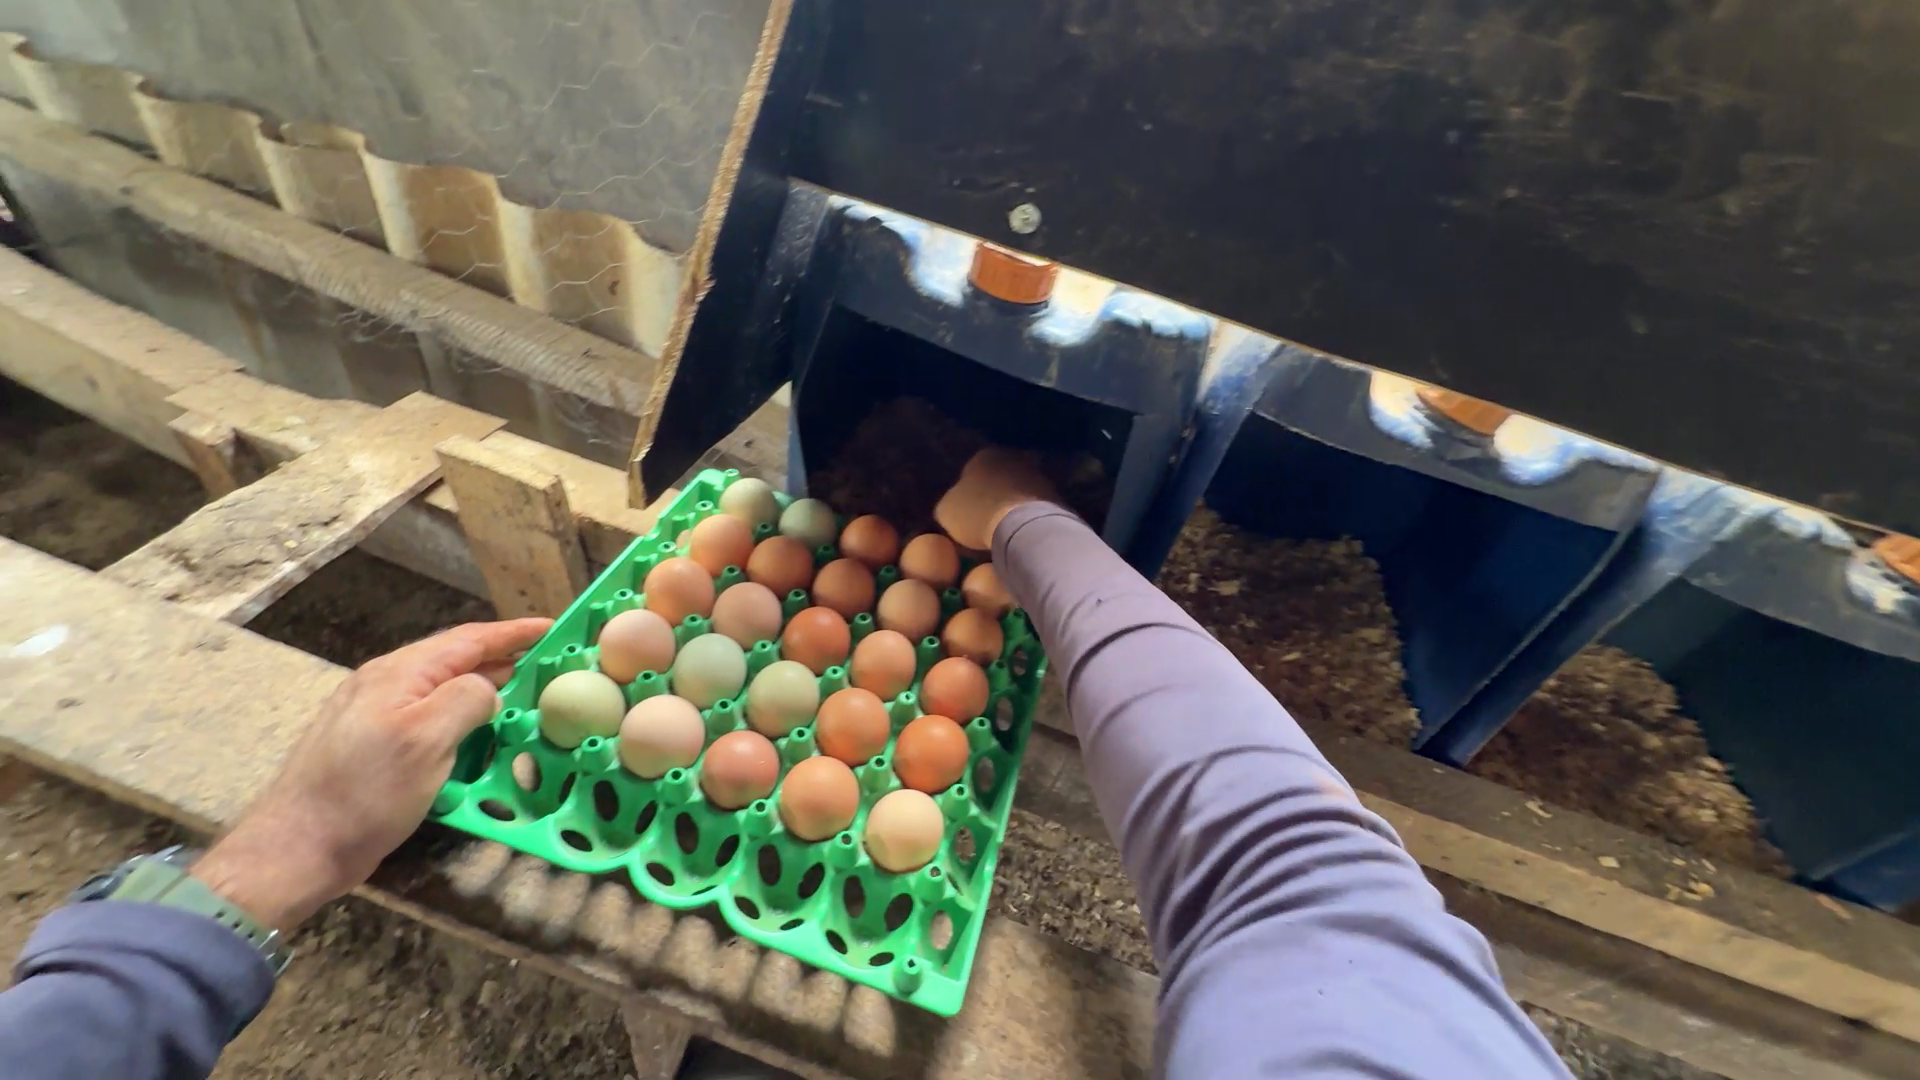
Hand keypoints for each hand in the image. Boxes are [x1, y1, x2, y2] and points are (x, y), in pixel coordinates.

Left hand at [192, 618, 550, 929]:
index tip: (553, 628)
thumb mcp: (427, 739)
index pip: (469, 640)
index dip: (514, 632)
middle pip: (457, 659)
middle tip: (548, 663)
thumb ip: (467, 699)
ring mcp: (377, 715)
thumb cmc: (365, 793)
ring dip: (487, 686)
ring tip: (525, 694)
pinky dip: (466, 714)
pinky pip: (433, 715)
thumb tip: (491, 687)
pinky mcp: (376, 745)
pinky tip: (482, 730)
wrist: (294, 853)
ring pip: (445, 687)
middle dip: (504, 657)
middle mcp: (386, 684)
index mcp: (399, 674)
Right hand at [935, 447, 1057, 550]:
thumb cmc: (977, 513)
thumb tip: (954, 507)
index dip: (966, 494)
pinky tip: (1021, 534)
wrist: (1023, 526)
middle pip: (998, 479)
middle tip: (984, 522)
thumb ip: (949, 504)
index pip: (970, 471)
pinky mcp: (1056, 496)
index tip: (965, 515)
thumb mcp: (946, 511)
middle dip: (992, 496)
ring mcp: (1038, 475)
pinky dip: (1028, 518)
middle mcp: (1013, 457)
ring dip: (1013, 506)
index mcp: (984, 455)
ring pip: (1019, 492)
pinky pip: (1034, 508)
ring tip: (1004, 531)